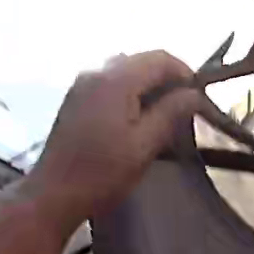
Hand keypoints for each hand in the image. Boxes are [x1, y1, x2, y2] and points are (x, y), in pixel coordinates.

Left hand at [14, 51, 201, 236]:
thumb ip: (171, 113)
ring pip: (125, 70)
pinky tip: (137, 118)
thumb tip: (194, 93)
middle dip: (167, 78)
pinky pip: (110, 83)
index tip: (201, 95)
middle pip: (141, 60)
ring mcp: (82, 85)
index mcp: (115, 80)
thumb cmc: (102, 173)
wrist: (52, 195)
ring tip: (164, 113)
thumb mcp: (144, 145)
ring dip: (148, 85)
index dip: (185, 72)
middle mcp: (96, 72)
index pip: (159, 58)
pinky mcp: (75, 99)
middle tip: (186, 106)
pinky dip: (129, 92)